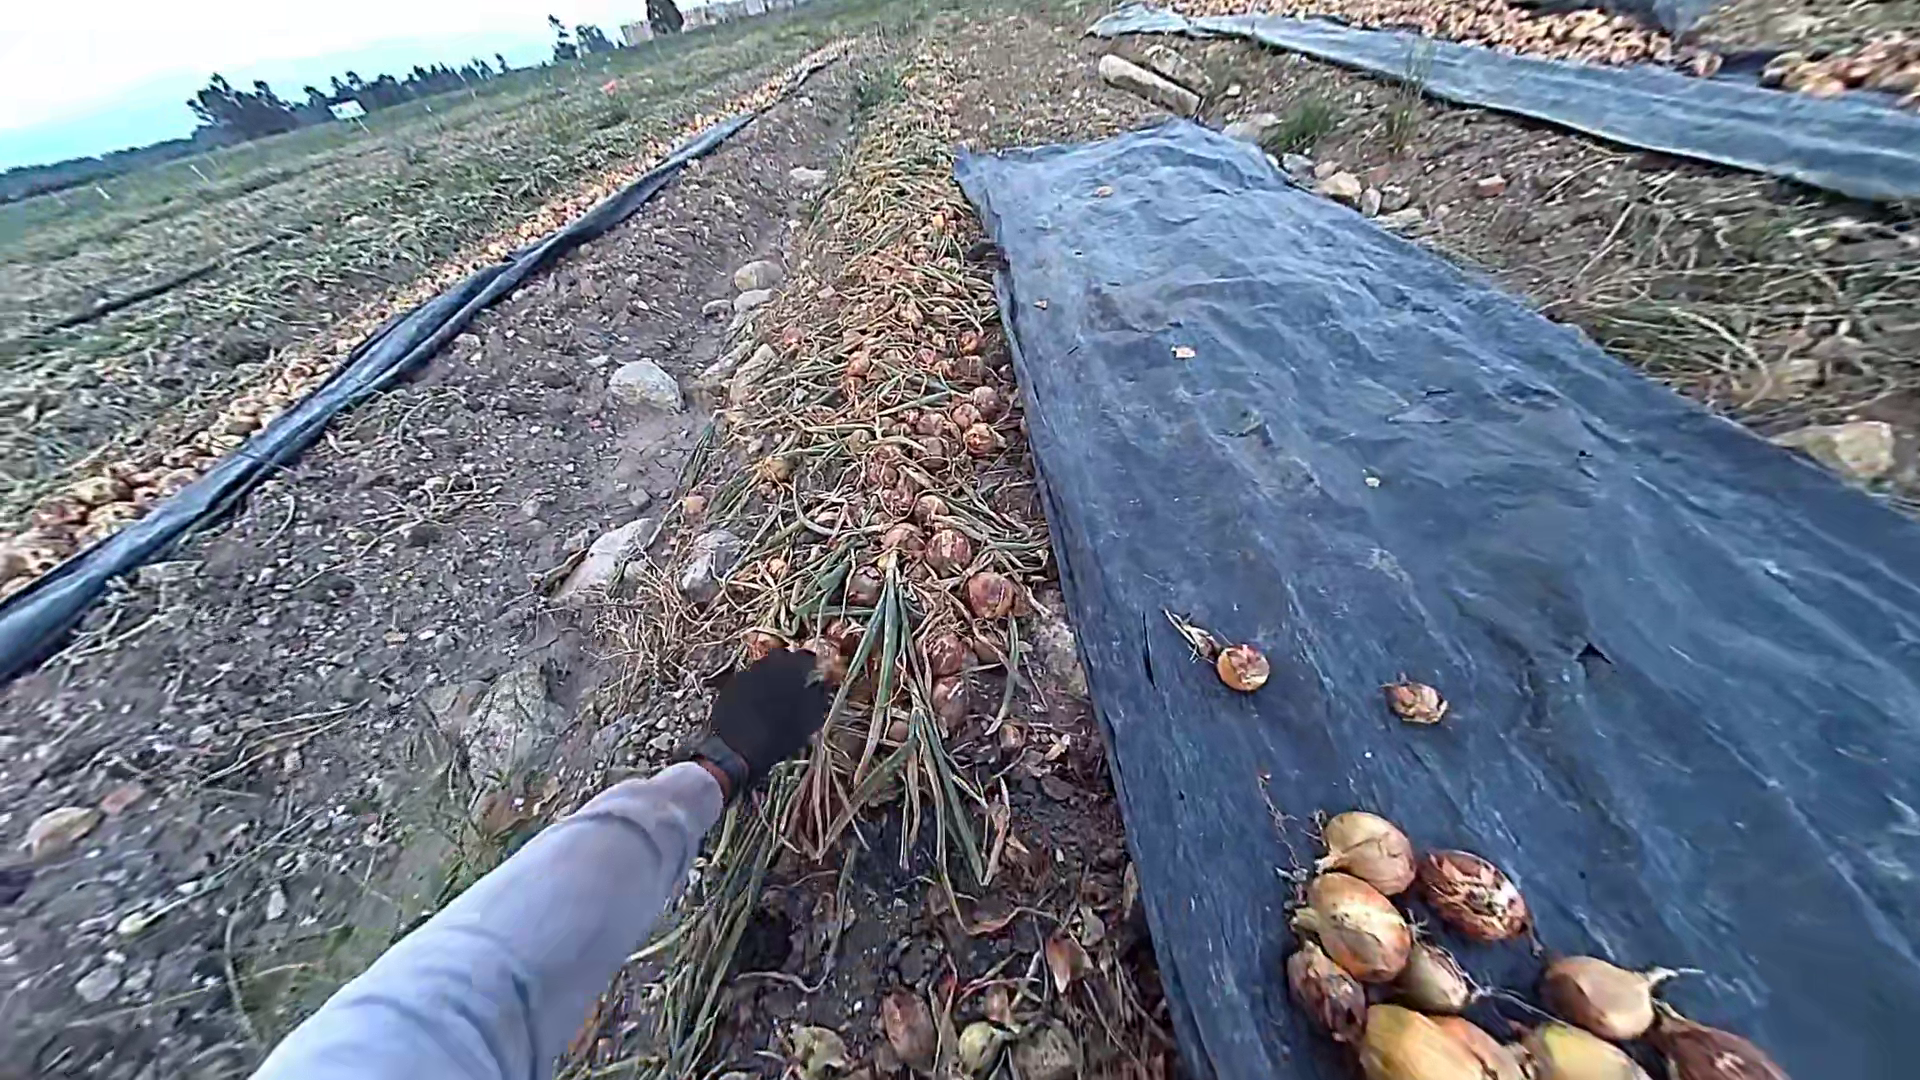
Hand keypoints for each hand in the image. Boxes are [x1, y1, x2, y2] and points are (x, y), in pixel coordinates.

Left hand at [692, 649, 829, 798]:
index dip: (812, 664)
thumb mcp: (809, 721)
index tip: (815, 674)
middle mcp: (767, 665)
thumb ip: (819, 696)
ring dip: (772, 675)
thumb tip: (825, 683)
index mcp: (790, 670)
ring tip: (776, 694)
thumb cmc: (779, 737)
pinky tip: (757, 703)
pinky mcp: (730, 686)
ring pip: (763, 666)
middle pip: (782, 656)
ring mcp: (746, 674)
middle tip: (795, 682)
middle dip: (790, 666)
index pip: (806, 656)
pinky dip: (755, 686)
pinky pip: (748, 678)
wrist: (735, 753)